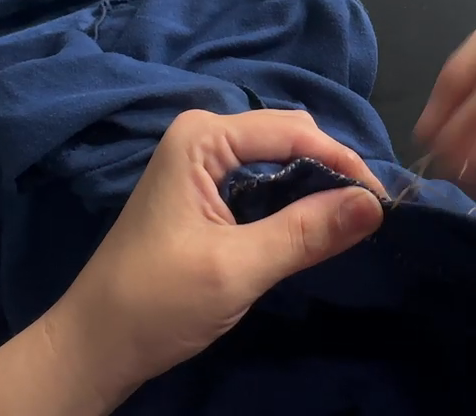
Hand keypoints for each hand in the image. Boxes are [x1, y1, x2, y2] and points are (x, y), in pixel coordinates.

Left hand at [44, 108, 386, 406]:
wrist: (94, 345)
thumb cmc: (156, 301)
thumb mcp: (236, 269)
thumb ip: (305, 233)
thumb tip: (374, 205)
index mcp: (203, 135)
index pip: (292, 130)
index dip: (340, 160)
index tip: (381, 200)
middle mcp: (204, 133)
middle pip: (288, 134)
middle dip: (329, 167)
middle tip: (368, 212)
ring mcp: (202, 158)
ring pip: (279, 155)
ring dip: (314, 181)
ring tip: (349, 217)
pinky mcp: (205, 186)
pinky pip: (263, 175)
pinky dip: (292, 195)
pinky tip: (311, 220)